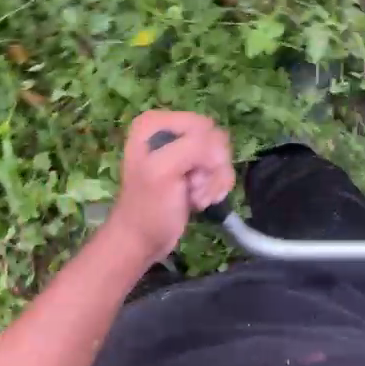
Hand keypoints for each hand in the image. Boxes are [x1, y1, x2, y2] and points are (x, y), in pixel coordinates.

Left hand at [106, 111, 234, 263]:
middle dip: (211, 168)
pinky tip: (200, 201)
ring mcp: (182, 151)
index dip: (205, 152)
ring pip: (221, 155)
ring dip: (214, 181)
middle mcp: (169, 131)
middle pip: (215, 139)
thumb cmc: (148, 208)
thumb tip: (220, 150)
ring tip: (195, 197)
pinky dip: (217, 187)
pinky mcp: (192, 169)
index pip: (203, 125)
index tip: (191, 176)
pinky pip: (221, 168)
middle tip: (192, 188)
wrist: (143, 242)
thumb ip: (193, 147)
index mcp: (155, 123)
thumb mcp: (163, 170)